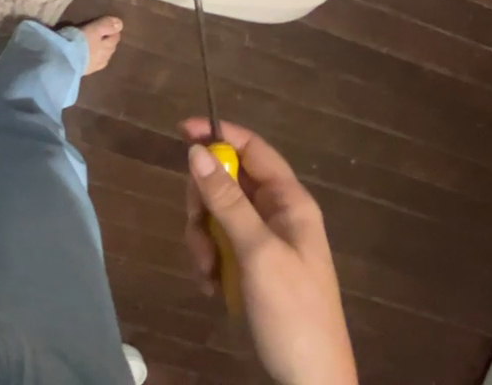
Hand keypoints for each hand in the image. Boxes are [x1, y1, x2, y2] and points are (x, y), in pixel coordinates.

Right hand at [184, 119, 358, 384]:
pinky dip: (208, 259)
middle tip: (197, 227)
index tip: (181, 132)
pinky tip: (211, 285)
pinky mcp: (250, 266)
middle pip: (226, 181)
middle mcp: (276, 215)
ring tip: (206, 270)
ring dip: (202, 237)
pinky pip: (217, 243)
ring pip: (216, 213)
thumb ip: (225, 200)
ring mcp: (262, 241)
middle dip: (203, 202)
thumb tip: (195, 150)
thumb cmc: (292, 312)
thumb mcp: (256, 252)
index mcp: (290, 202)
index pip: (252, 149)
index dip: (219, 135)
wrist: (310, 383)